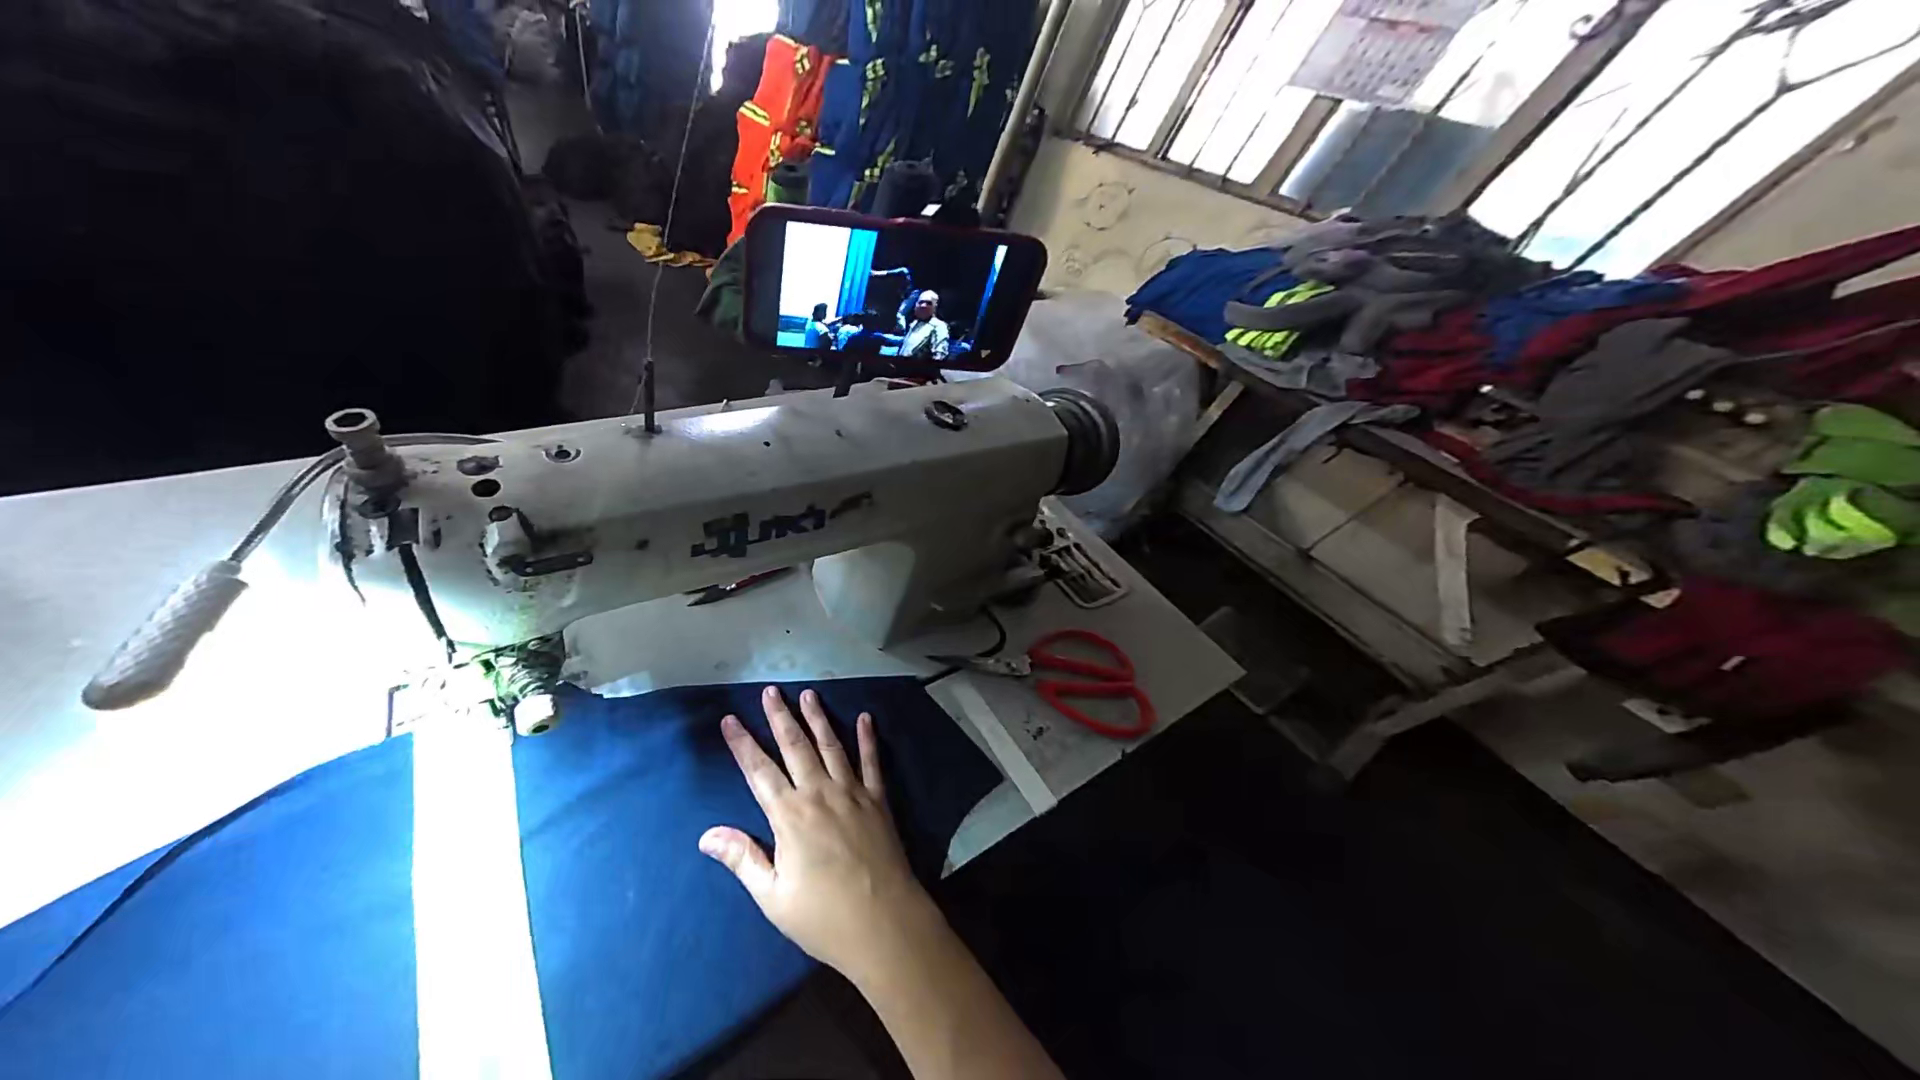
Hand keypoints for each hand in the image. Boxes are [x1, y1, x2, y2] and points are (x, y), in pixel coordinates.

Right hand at [700, 686, 942, 981]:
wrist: (884, 923)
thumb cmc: (822, 916)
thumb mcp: (773, 896)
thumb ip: (743, 859)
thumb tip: (707, 835)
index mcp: (789, 816)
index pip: (759, 771)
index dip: (742, 744)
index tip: (730, 719)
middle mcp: (820, 794)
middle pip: (796, 747)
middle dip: (780, 717)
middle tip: (770, 691)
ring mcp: (853, 793)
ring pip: (831, 746)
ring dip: (818, 718)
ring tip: (808, 694)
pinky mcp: (878, 800)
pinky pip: (872, 762)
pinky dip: (868, 738)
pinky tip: (865, 718)